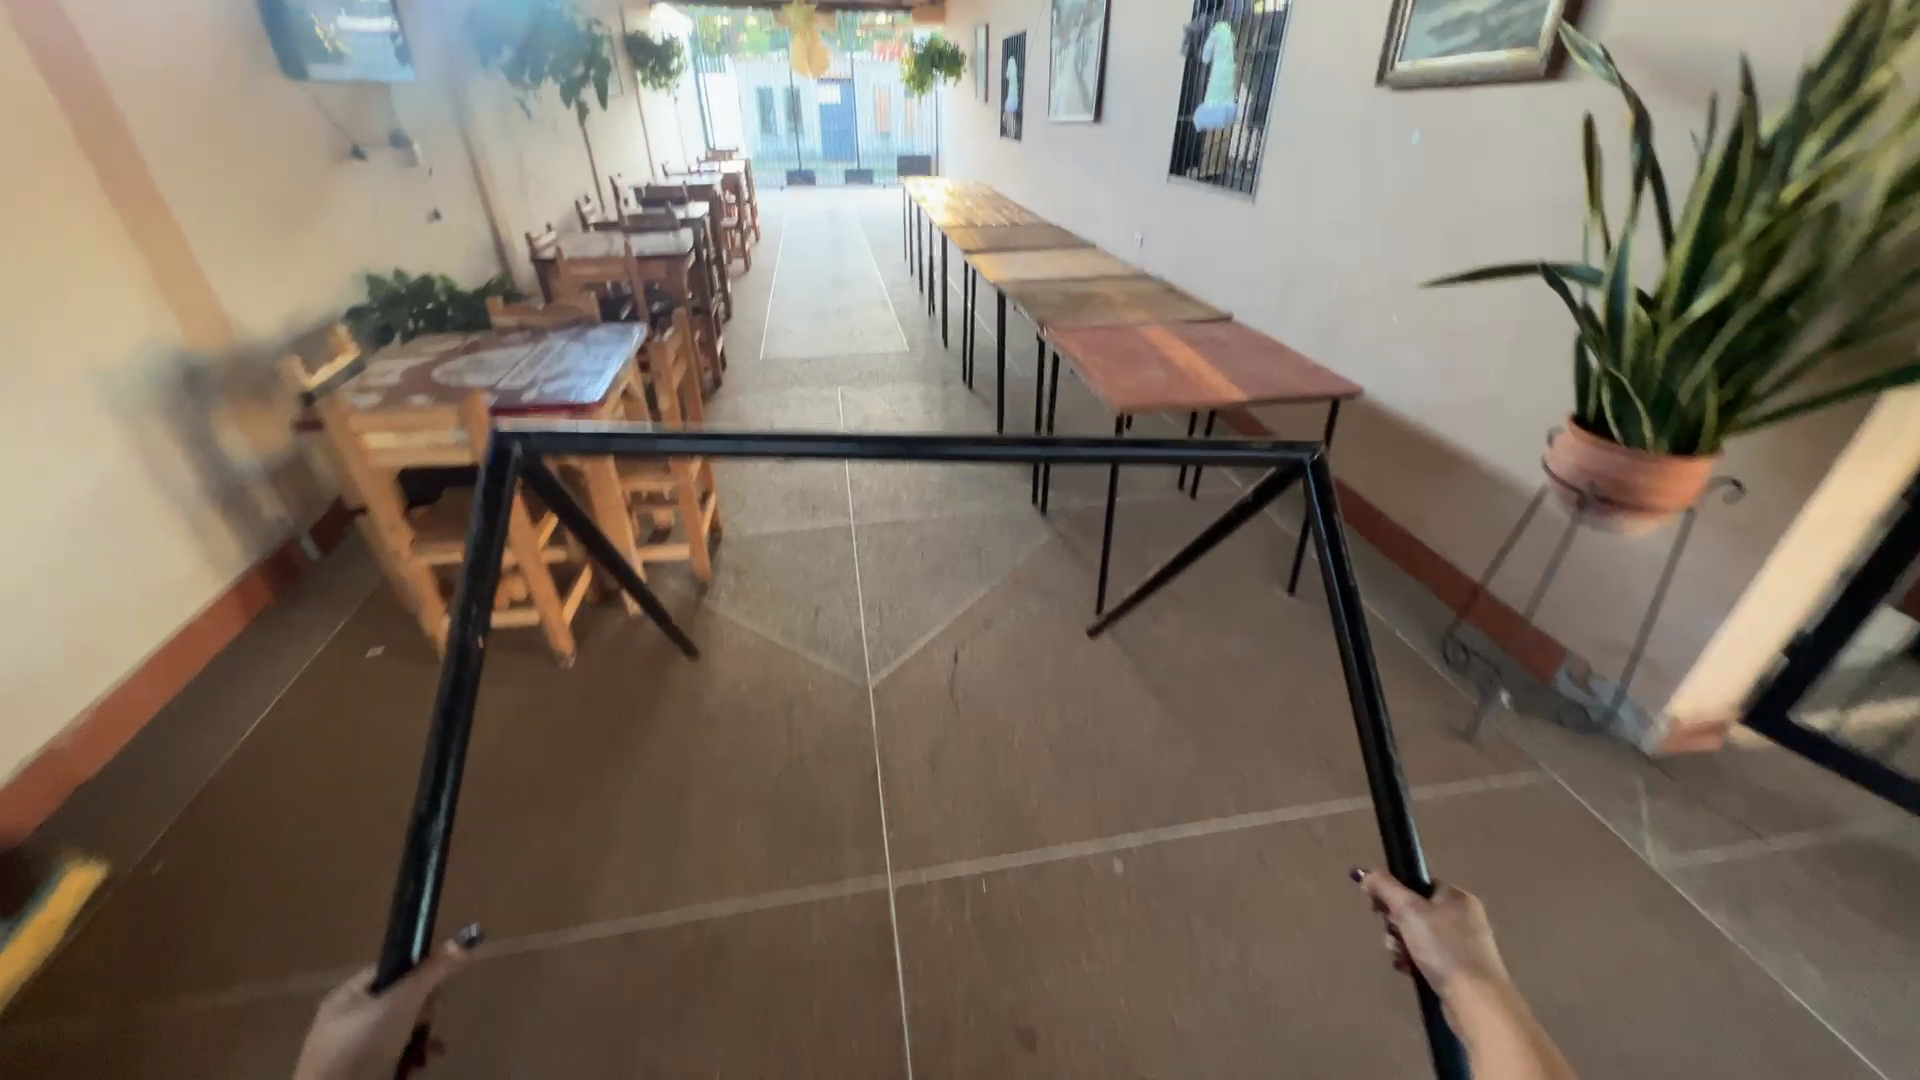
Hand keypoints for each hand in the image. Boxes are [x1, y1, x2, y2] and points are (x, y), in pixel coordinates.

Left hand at [292, 929, 478, 1079]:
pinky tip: (421, 1062)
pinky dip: (411, 1054)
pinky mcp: (360, 1071)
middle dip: (425, 1007)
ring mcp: (352, 1046)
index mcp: (349, 995)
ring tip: (429, 1045)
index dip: (421, 970)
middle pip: (401, 997)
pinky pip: (393, 1052)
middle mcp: (348, 1017)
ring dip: (422, 1032)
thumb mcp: (402, 1002)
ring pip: (400, 1026)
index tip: (439, 983)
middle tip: (430, 1018)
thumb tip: (467, 938)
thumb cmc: (363, 1045)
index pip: (394, 967)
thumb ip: (432, 971)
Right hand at [1351, 869, 1509, 1002]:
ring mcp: (1464, 945)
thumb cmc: (1443, 948)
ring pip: (1418, 935)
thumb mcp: (1408, 910)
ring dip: (1401, 943)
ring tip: (1399, 956)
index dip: (1394, 892)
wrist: (1477, 1002)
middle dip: (1395, 923)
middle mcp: (1464, 918)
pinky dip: (1413, 960)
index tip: (1378, 907)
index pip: (1418, 884)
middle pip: (1415, 910)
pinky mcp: (1461, 970)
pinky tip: (1407, 969)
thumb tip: (1366, 874)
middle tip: (1392, 933)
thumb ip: (1384, 886)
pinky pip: (1428, 956)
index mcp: (1457, 897)